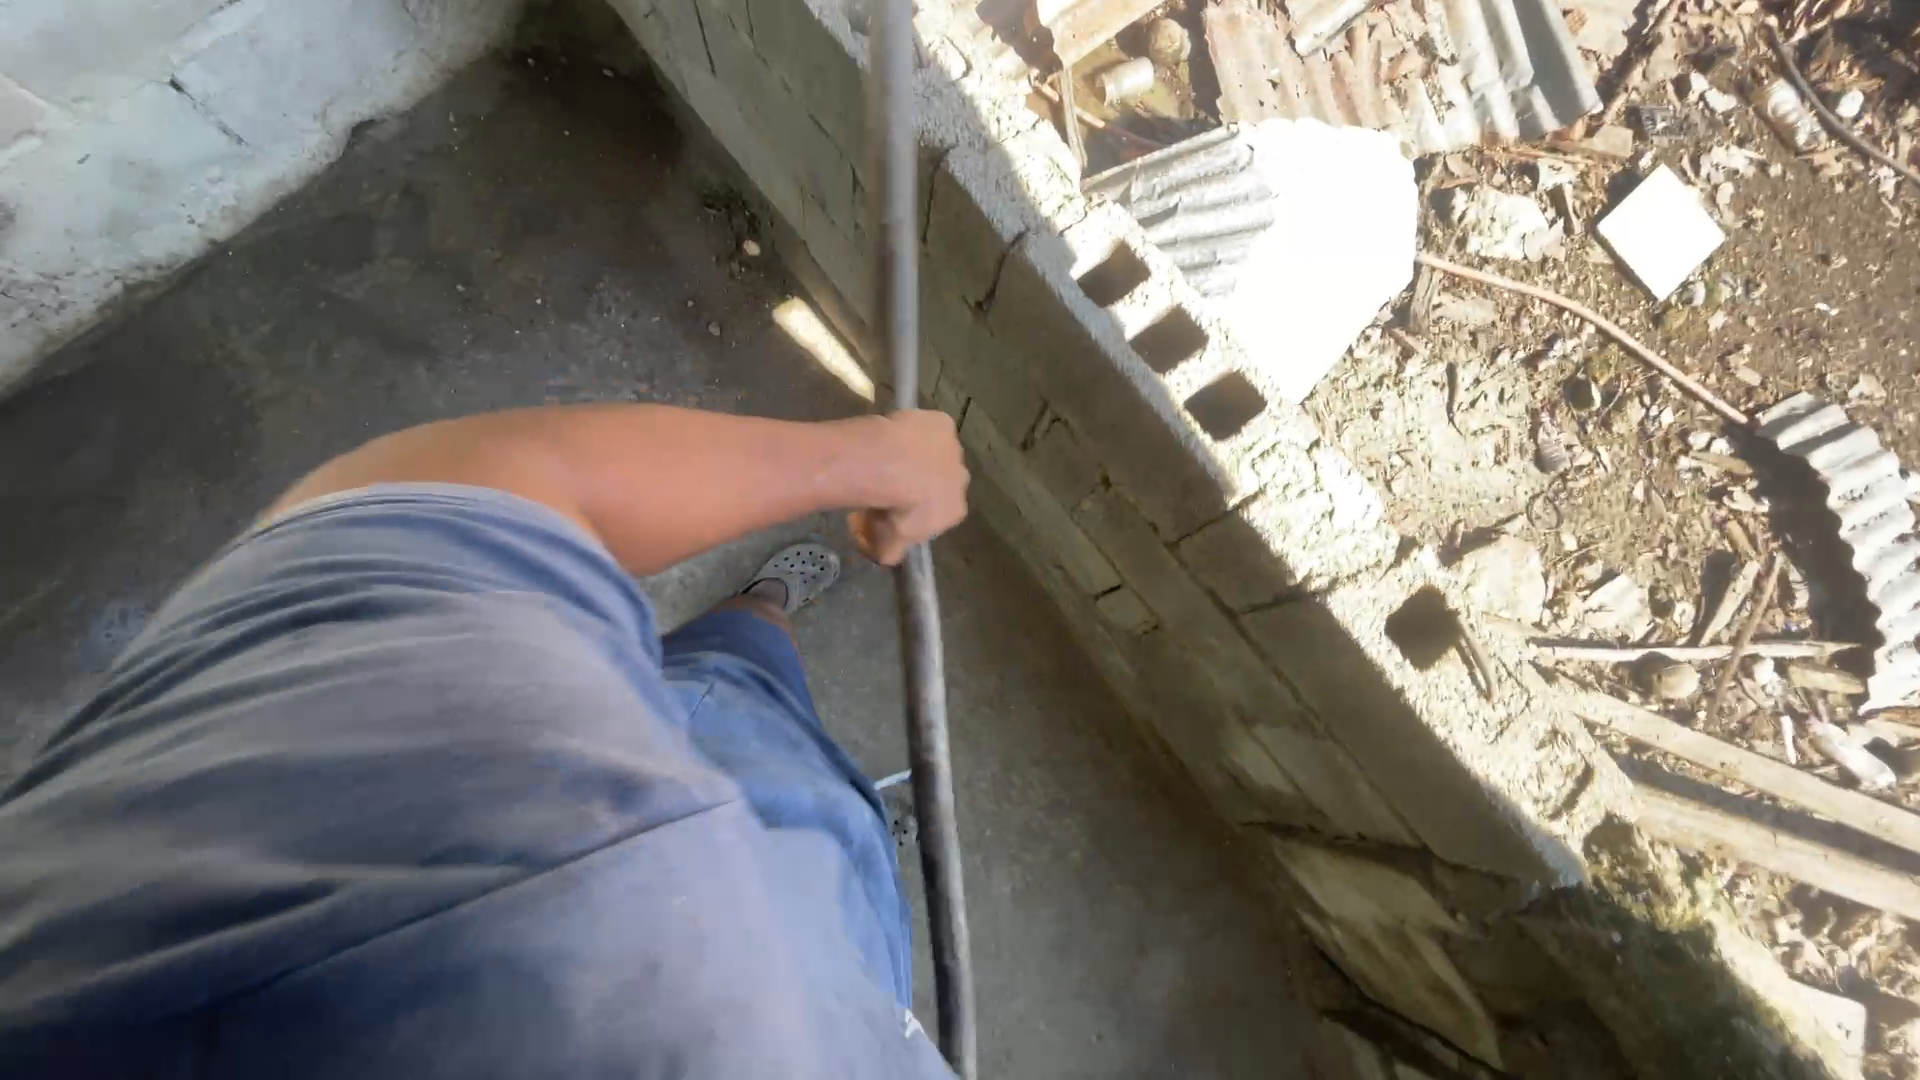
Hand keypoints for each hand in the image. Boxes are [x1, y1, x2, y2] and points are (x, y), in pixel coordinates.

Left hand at [848, 410, 968, 564]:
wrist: (891, 466)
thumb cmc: (893, 511)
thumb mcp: (887, 545)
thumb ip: (890, 553)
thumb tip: (887, 559)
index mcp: (956, 510)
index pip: (941, 514)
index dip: (919, 513)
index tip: (897, 512)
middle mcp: (962, 480)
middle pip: (943, 482)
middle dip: (923, 484)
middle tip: (892, 485)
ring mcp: (954, 449)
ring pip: (938, 453)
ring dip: (921, 455)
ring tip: (890, 457)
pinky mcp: (944, 423)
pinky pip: (931, 427)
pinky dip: (918, 429)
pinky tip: (898, 433)